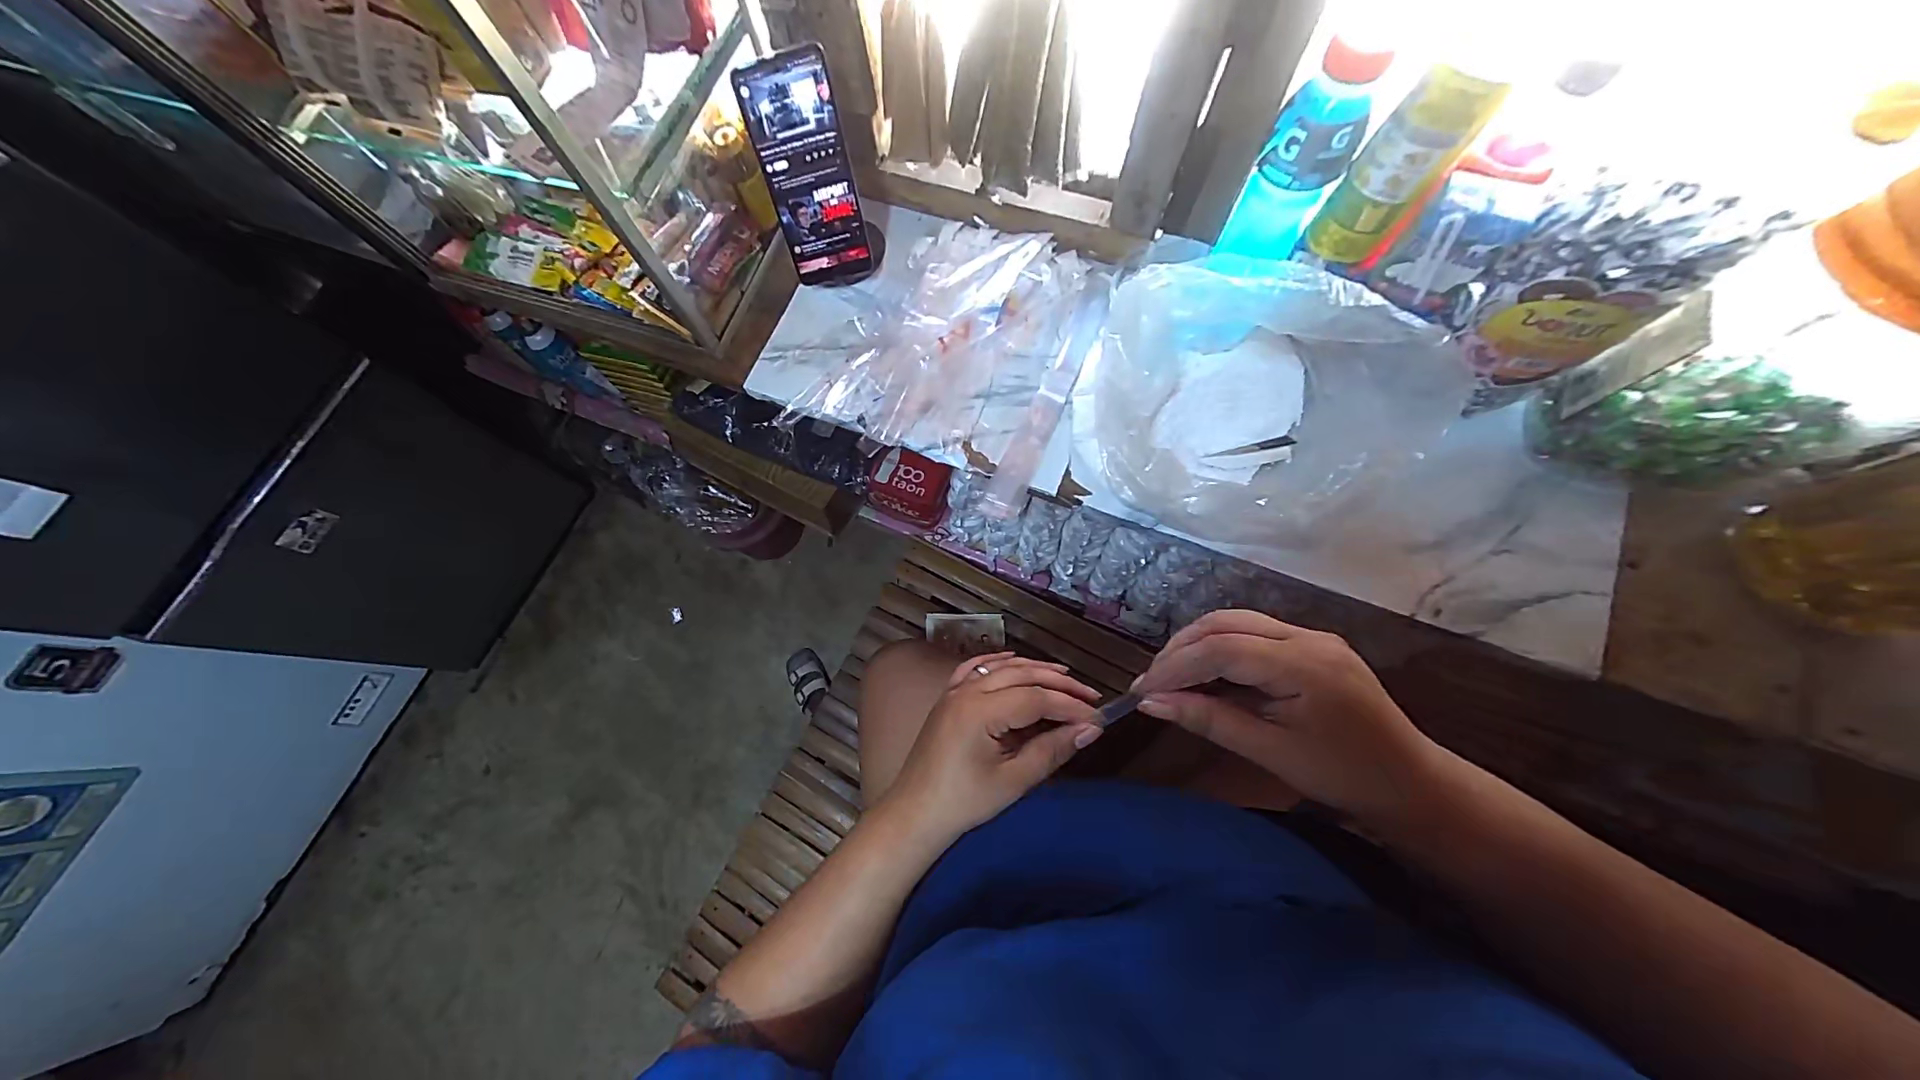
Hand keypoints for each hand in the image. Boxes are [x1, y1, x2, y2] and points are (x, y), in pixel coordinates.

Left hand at [878, 652, 1104, 842]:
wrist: (915, 813)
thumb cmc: (965, 802)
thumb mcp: (1014, 781)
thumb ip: (1053, 750)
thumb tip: (1089, 730)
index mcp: (981, 711)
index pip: (1036, 699)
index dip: (1070, 707)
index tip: (1097, 719)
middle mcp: (967, 692)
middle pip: (1021, 675)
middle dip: (1059, 684)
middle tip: (1090, 697)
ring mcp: (954, 692)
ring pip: (1001, 668)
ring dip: (1033, 670)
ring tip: (1065, 678)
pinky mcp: (948, 698)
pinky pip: (976, 669)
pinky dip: (999, 664)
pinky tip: (1016, 662)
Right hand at [1131, 611, 1450, 829]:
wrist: (1412, 783)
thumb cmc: (1343, 775)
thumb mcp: (1270, 752)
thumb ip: (1209, 720)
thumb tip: (1153, 703)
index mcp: (1303, 664)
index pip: (1221, 649)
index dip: (1175, 666)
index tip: (1142, 692)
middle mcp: (1307, 637)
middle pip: (1225, 623)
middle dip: (1181, 648)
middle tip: (1152, 683)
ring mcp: (1312, 637)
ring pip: (1237, 622)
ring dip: (1198, 644)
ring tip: (1171, 677)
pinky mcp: (1313, 646)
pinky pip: (1255, 634)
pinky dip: (1222, 648)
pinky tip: (1207, 673)